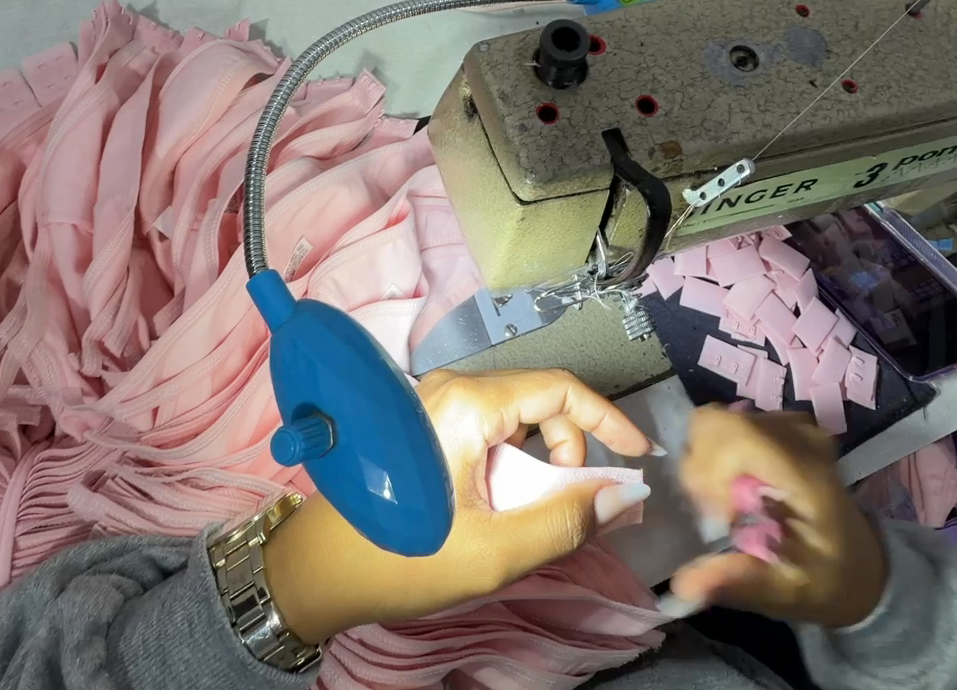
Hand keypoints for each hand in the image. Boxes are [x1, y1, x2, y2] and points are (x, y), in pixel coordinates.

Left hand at [260, 369, 653, 641]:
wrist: (317, 569)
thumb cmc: (401, 559)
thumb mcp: (493, 551)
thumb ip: (565, 521)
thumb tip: (623, 495)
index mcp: (467, 403)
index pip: (560, 389)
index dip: (608, 418)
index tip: (639, 453)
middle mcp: (451, 386)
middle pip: (539, 400)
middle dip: (570, 448)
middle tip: (574, 503)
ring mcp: (434, 400)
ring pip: (515, 414)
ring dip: (540, 458)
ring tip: (532, 510)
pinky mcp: (425, 419)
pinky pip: (489, 426)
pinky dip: (513, 459)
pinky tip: (502, 501)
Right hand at [665, 407, 887, 627]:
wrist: (861, 565)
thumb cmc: (826, 580)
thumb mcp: (788, 593)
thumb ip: (739, 582)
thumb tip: (683, 585)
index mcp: (804, 474)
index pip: (739, 436)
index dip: (711, 470)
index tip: (718, 518)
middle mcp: (796, 438)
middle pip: (717, 423)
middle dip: (701, 467)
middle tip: (714, 512)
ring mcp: (787, 426)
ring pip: (716, 422)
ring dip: (705, 462)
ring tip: (722, 503)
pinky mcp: (778, 427)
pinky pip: (726, 426)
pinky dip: (716, 455)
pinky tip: (732, 489)